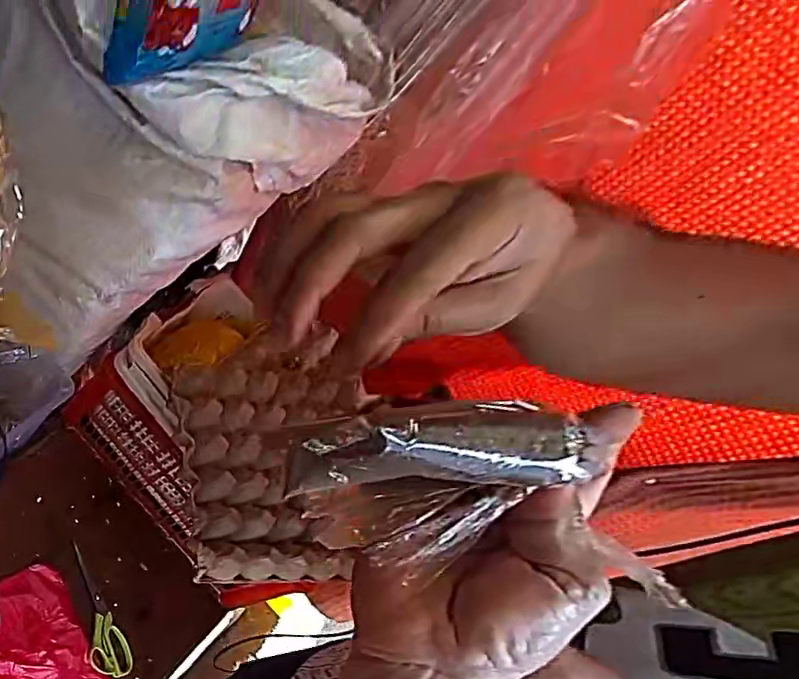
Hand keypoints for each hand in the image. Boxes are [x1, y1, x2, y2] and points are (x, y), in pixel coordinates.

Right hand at [245, 173, 577, 368]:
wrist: (532, 239)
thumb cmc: (514, 276)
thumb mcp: (492, 307)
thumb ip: (431, 319)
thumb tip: (362, 348)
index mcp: (489, 213)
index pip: (413, 272)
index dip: (372, 322)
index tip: (344, 365)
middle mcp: (436, 194)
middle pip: (349, 230)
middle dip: (307, 288)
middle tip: (285, 339)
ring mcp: (395, 198)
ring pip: (320, 217)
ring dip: (282, 268)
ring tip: (266, 315)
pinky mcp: (366, 209)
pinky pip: (312, 224)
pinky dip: (282, 260)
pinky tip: (269, 296)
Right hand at [349, 404, 639, 678]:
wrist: (429, 660)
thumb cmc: (508, 637)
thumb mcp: (569, 583)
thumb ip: (563, 525)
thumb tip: (556, 465)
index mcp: (545, 521)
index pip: (570, 469)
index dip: (587, 440)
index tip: (609, 414)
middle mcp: (493, 505)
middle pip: (507, 450)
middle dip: (514, 426)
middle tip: (517, 412)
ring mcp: (439, 506)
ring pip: (451, 454)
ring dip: (454, 430)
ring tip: (460, 407)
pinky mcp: (391, 513)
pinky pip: (397, 474)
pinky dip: (402, 451)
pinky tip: (410, 430)